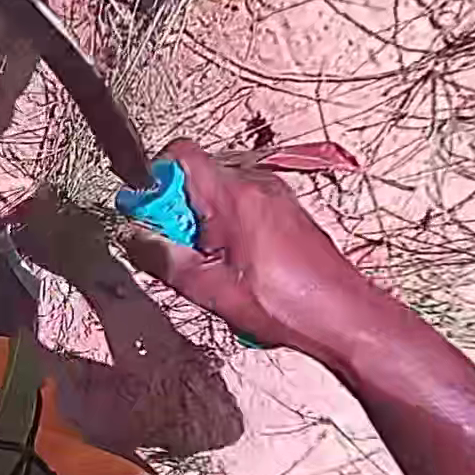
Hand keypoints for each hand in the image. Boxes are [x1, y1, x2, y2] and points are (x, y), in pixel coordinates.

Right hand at [120, 139, 403, 362]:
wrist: (346, 319)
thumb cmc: (282, 304)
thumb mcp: (202, 286)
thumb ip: (157, 254)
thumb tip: (128, 235)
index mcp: (234, 197)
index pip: (179, 155)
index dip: (152, 180)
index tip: (147, 213)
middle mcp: (256, 185)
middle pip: (191, 175)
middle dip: (170, 207)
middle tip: (173, 246)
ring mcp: (273, 196)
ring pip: (211, 190)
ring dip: (194, 218)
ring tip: (202, 258)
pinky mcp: (282, 210)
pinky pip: (234, 201)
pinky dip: (217, 224)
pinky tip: (224, 259)